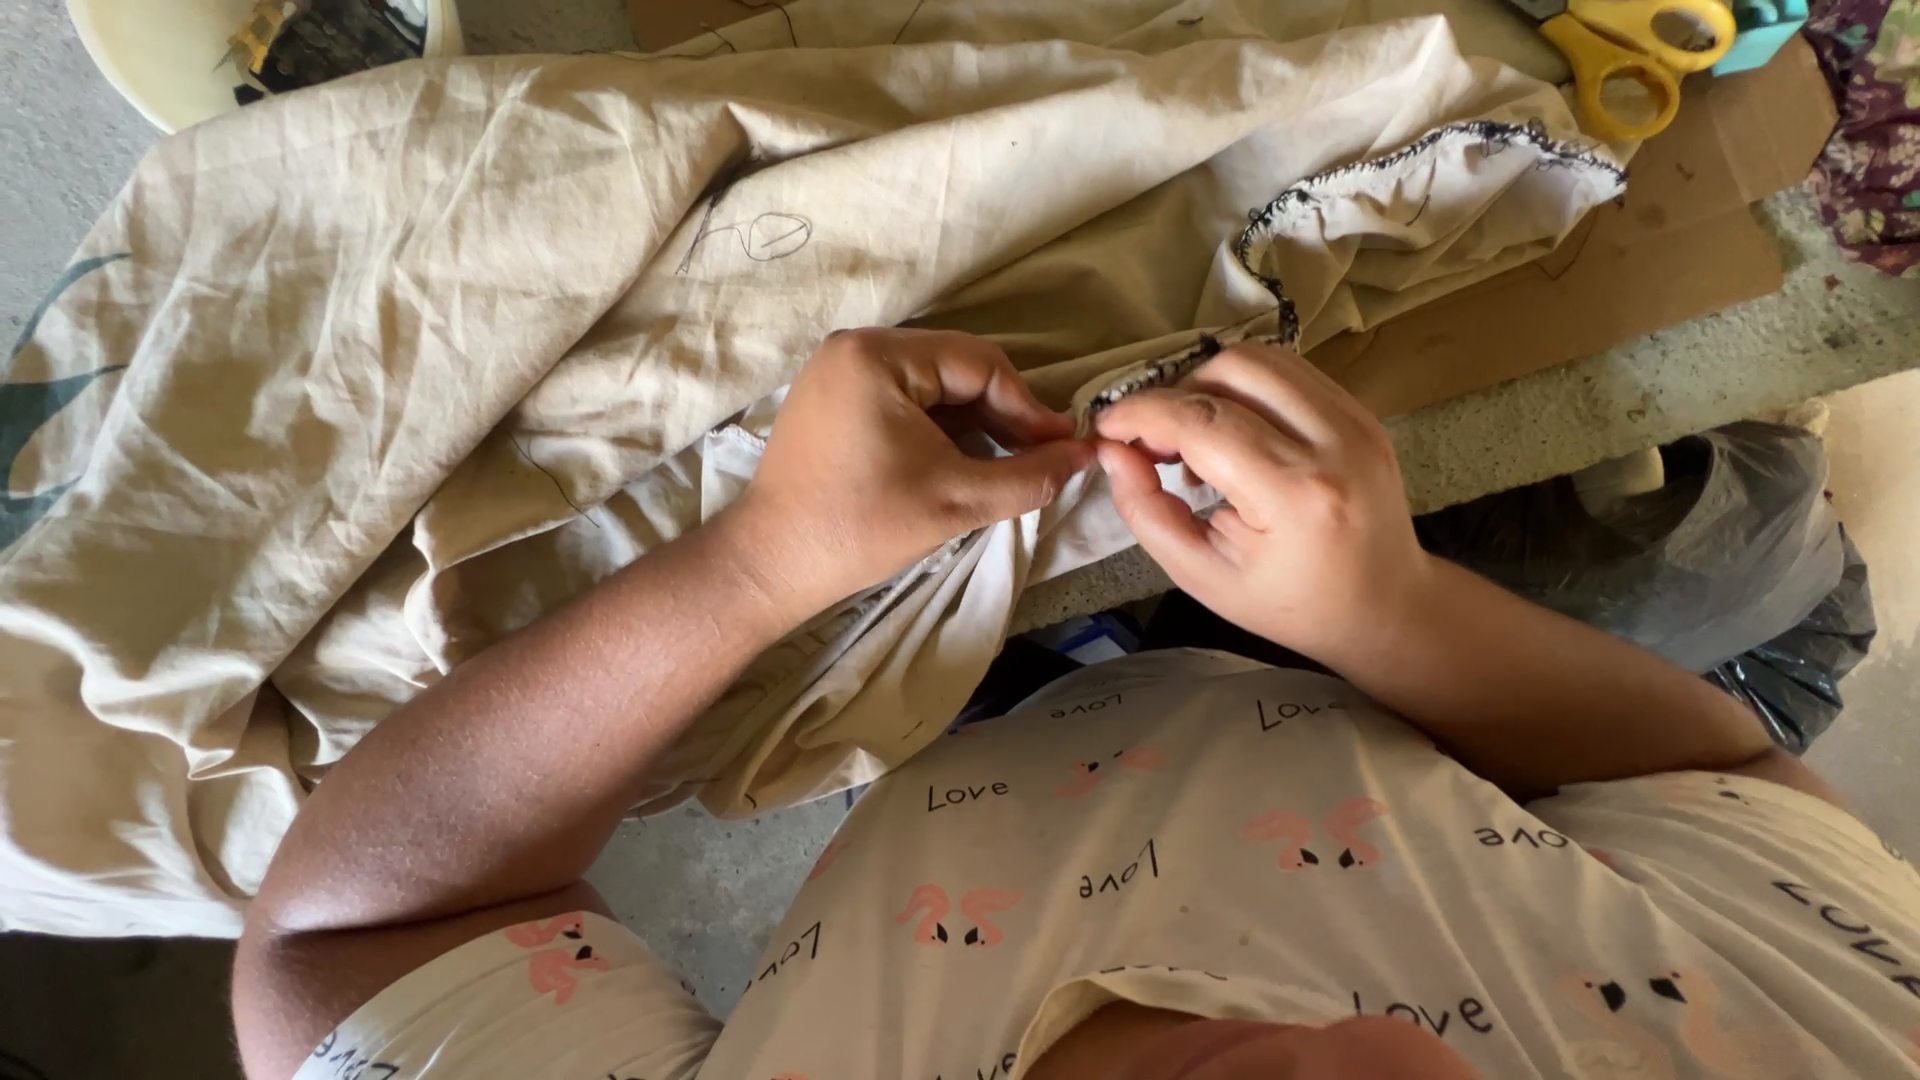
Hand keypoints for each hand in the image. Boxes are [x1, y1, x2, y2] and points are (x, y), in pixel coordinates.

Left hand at [726, 328, 1094, 617]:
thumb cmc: (861, 526)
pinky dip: (939, 429)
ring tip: (1007, 465)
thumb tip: (1085, 456)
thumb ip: (1029, 476)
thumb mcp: (957, 501)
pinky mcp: (832, 402)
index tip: (1060, 447)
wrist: (773, 565)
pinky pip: (903, 402)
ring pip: (931, 388)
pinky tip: (963, 462)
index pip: (979, 363)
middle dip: (1001, 416)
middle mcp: (854, 348)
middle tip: (1038, 458)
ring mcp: (838, 374)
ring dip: (973, 424)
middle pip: (955, 369)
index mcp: (878, 355)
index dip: (1027, 407)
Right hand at [1094, 342, 1434, 664]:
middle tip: (1153, 443)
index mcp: (1295, 494)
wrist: (1383, 603)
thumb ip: (1146, 512)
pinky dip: (1239, 390)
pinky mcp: (1360, 409)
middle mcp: (1333, 440)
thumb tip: (1112, 451)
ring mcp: (1355, 417)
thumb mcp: (1200, 575)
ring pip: (1259, 359)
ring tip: (1191, 440)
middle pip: (1231, 370)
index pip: (1203, 422)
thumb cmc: (1286, 603)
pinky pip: (1284, 371)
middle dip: (1173, 396)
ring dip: (1206, 386)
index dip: (1141, 414)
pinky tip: (1230, 434)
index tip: (1106, 428)